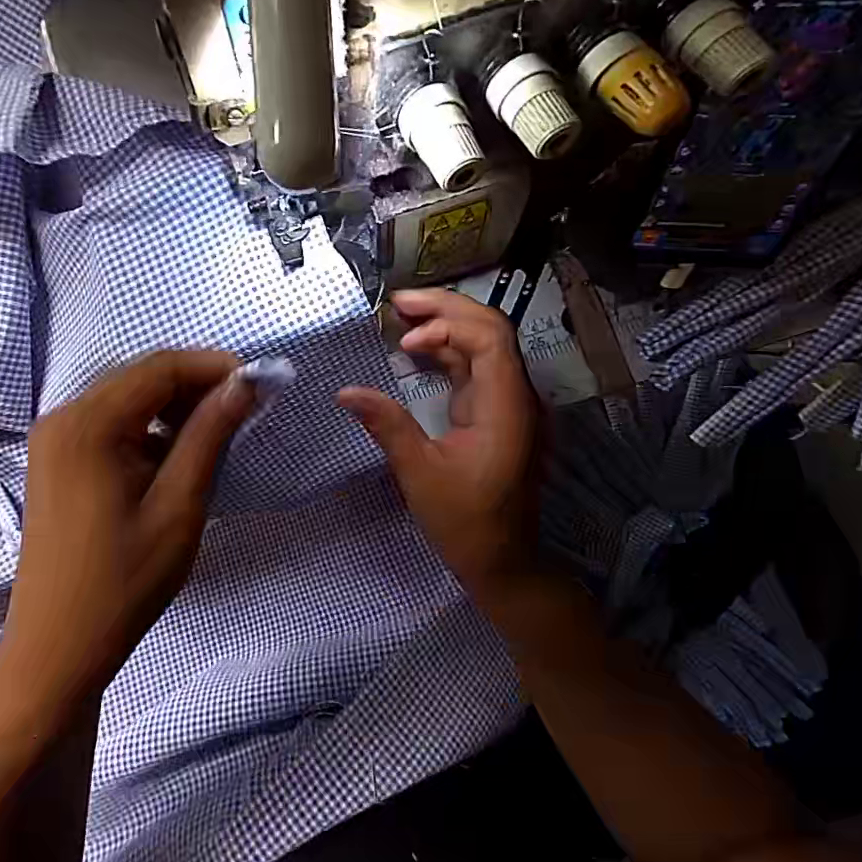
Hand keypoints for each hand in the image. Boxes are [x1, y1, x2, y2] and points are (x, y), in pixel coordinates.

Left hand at [0, 351, 255, 720]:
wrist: (57, 648)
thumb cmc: (123, 581)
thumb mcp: (178, 506)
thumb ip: (209, 435)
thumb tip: (243, 385)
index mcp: (87, 424)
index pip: (158, 368)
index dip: (212, 366)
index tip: (256, 383)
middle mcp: (63, 417)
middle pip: (139, 377)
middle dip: (193, 385)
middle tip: (240, 408)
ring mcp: (54, 439)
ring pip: (125, 397)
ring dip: (171, 405)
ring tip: (214, 431)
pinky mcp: (56, 460)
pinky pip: (109, 422)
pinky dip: (147, 426)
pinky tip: (173, 454)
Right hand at [338, 289, 540, 596]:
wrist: (503, 559)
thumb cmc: (465, 522)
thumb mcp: (419, 474)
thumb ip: (387, 425)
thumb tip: (345, 391)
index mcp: (506, 408)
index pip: (490, 339)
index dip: (447, 326)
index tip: (404, 343)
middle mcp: (515, 396)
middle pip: (490, 329)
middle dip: (445, 308)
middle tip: (397, 301)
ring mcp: (508, 402)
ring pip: (483, 343)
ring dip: (445, 325)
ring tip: (400, 315)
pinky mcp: (496, 411)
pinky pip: (474, 366)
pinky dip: (446, 350)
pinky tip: (414, 347)